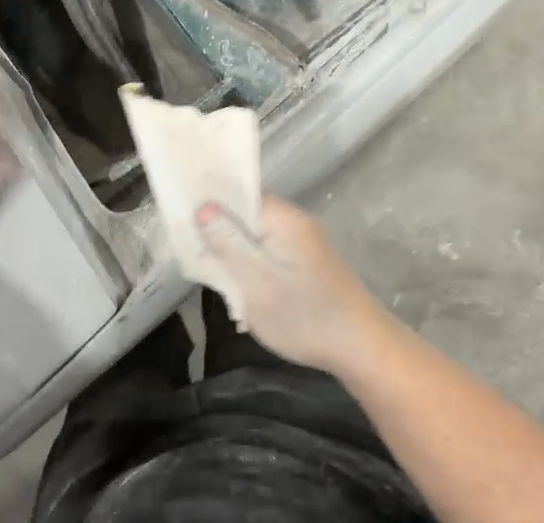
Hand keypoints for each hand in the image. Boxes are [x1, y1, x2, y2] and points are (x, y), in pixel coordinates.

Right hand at [199, 196, 390, 376]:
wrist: (363, 350)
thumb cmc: (305, 317)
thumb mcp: (256, 283)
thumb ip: (228, 244)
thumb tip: (203, 207)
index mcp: (282, 219)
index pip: (238, 192)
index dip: (208, 200)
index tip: (180, 214)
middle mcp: (293, 222)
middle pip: (244, 212)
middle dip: (217, 228)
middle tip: (189, 248)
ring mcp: (301, 243)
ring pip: (254, 234)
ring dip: (232, 249)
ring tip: (207, 268)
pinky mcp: (305, 263)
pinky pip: (267, 250)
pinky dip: (248, 262)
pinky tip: (236, 283)